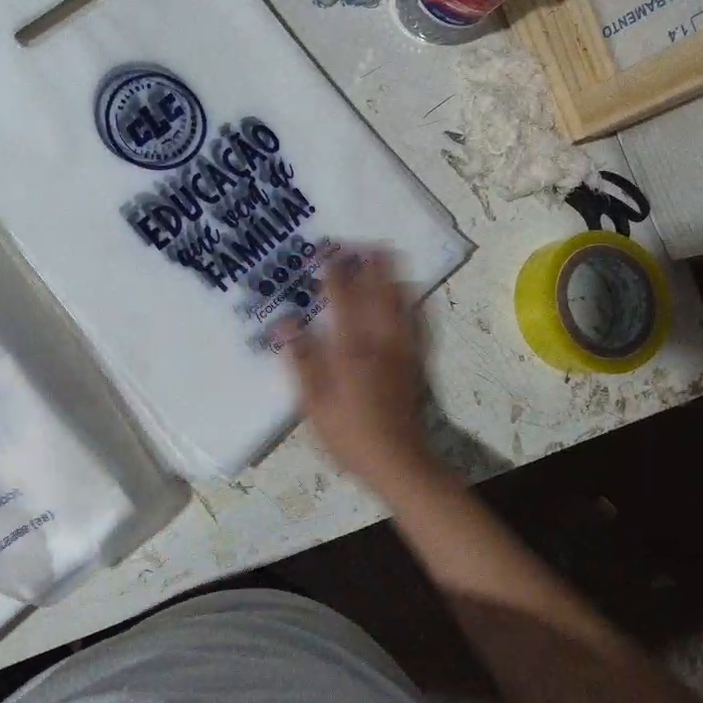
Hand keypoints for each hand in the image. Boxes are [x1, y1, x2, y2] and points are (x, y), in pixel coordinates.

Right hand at [285, 248, 440, 487]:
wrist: (397, 460)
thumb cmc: (348, 433)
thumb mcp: (313, 401)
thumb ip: (300, 358)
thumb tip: (283, 321)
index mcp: (350, 347)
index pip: (342, 297)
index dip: (334, 270)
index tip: (326, 249)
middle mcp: (380, 339)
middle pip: (378, 288)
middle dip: (368, 261)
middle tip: (357, 242)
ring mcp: (403, 348)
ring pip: (402, 298)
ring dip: (392, 273)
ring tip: (382, 254)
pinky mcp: (417, 360)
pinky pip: (418, 319)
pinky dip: (412, 299)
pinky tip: (408, 293)